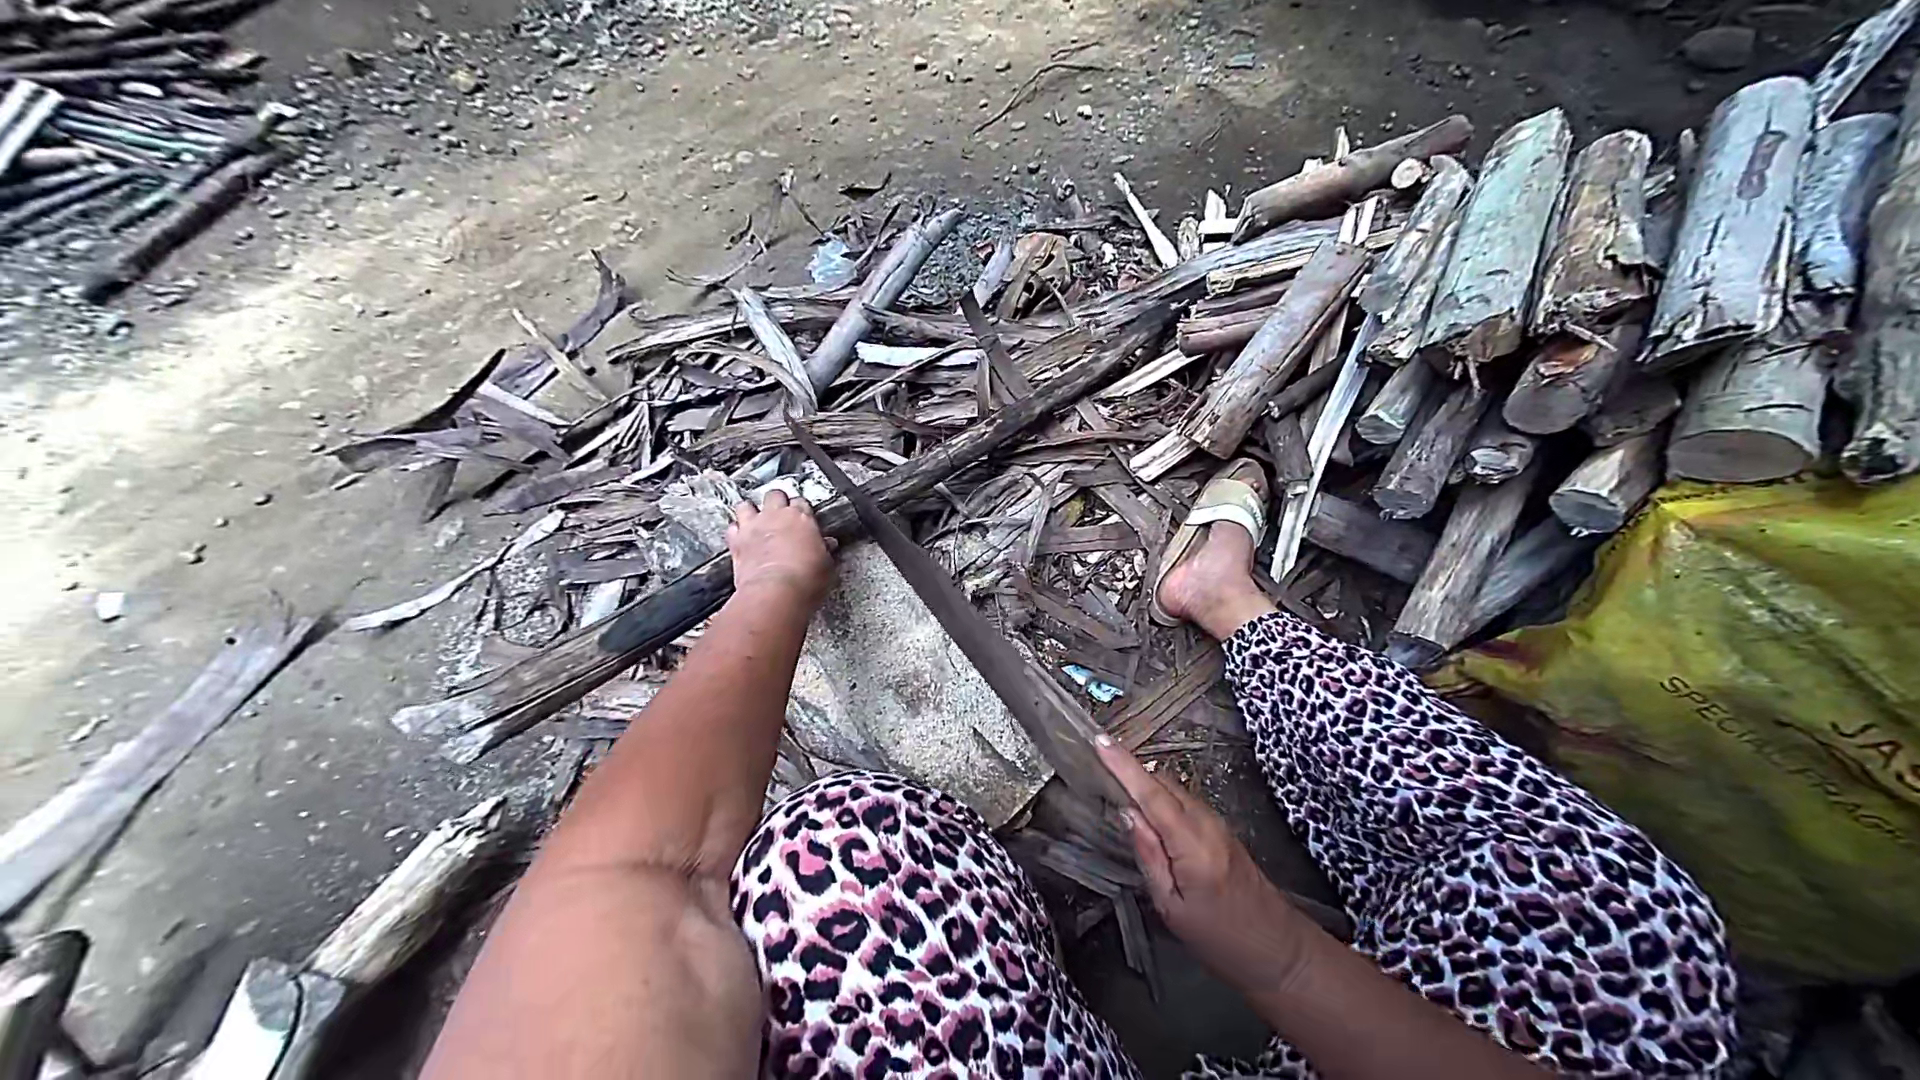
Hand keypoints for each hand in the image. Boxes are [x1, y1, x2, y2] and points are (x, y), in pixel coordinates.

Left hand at [728, 489, 833, 608]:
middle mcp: (776, 516)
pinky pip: (732, 527)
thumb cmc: (804, 578)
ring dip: (750, 511)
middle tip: (779, 514)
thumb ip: (825, 550)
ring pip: (747, 505)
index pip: (801, 502)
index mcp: (802, 518)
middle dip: (776, 502)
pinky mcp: (736, 541)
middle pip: (775, 495)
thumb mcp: (826, 565)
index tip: (802, 519)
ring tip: (755, 520)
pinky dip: (735, 531)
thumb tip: (827, 546)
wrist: (776, 591)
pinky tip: (740, 537)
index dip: (801, 510)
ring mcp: (754, 526)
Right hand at [1095, 734, 1315, 997]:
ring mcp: (1217, 823)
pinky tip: (1145, 810)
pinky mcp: (1221, 828)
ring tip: (1114, 789)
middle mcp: (1207, 824)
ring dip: (1144, 785)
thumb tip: (1126, 813)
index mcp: (1193, 845)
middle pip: (1162, 783)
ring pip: (1173, 790)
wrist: (1281, 951)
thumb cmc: (1221, 940)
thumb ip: (1149, 856)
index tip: (1101, 741)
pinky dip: (1160, 797)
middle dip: (1130, 772)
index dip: (1124, 765)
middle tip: (1096, 767)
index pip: (1152, 794)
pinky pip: (1183, 801)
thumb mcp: (1172, 907)